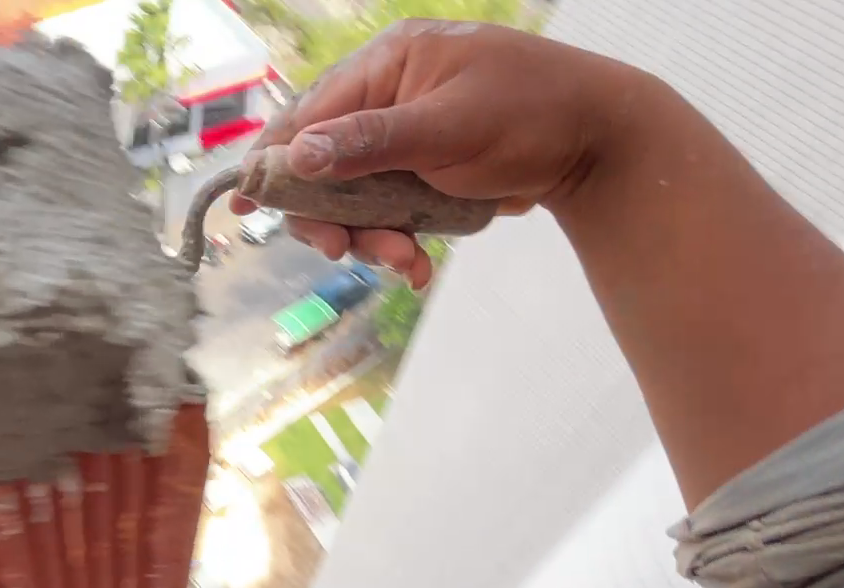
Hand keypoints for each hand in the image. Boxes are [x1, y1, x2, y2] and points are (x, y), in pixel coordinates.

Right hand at [231, 21, 649, 287]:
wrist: (597, 143)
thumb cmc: (529, 115)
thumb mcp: (445, 128)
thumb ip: (366, 142)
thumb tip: (294, 156)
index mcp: (386, 66)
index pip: (307, 116)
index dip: (272, 161)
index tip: (245, 202)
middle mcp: (382, 100)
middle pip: (320, 168)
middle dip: (331, 217)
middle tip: (342, 251)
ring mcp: (396, 140)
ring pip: (349, 200)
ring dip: (370, 239)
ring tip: (406, 260)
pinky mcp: (413, 174)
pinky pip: (381, 213)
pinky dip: (394, 243)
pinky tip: (417, 265)